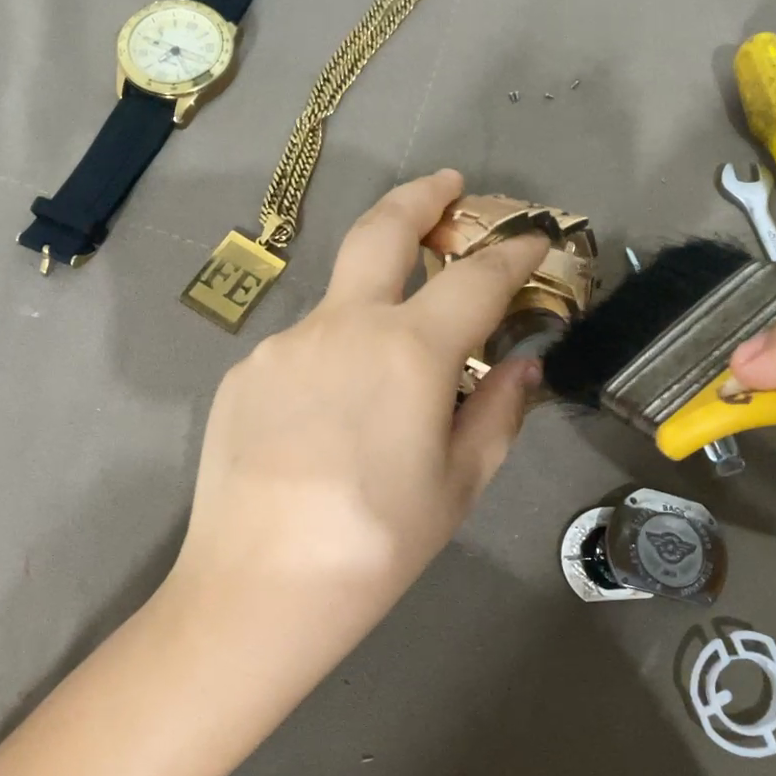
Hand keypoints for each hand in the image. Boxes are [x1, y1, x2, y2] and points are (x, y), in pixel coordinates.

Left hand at [170, 170, 546, 653]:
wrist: (260, 586)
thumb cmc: (377, 544)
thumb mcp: (457, 486)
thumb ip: (497, 414)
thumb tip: (523, 367)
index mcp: (409, 350)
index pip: (476, 278)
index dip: (512, 253)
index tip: (532, 240)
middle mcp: (342, 325)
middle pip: (382, 230)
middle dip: (421, 198)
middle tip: (445, 188)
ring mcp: (282, 345)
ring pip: (339, 304)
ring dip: (371, 311)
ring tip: (384, 381)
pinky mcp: (243, 374)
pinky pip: (301, 351)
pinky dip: (330, 362)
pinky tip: (327, 422)